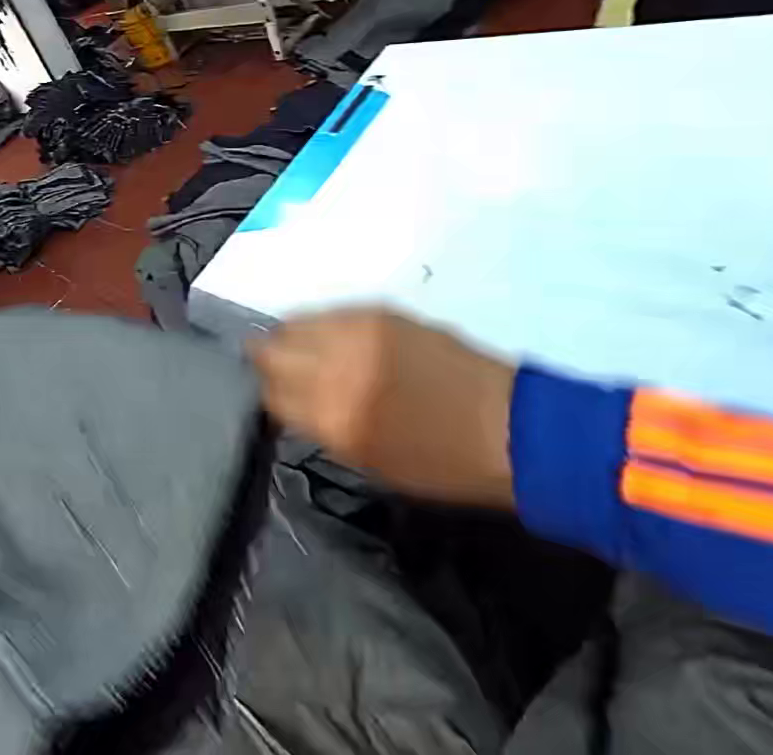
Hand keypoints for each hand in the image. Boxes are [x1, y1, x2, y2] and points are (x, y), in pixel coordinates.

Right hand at [248, 309, 516, 507]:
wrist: (505, 427)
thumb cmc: (438, 463)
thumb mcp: (366, 459)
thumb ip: (320, 424)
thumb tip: (292, 399)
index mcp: (332, 416)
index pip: (271, 392)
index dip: (266, 392)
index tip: (271, 393)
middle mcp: (337, 366)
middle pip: (273, 349)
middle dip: (268, 358)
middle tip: (274, 367)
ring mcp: (359, 331)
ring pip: (298, 321)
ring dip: (291, 335)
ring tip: (297, 346)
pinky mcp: (382, 310)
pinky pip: (331, 311)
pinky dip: (320, 322)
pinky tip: (327, 333)